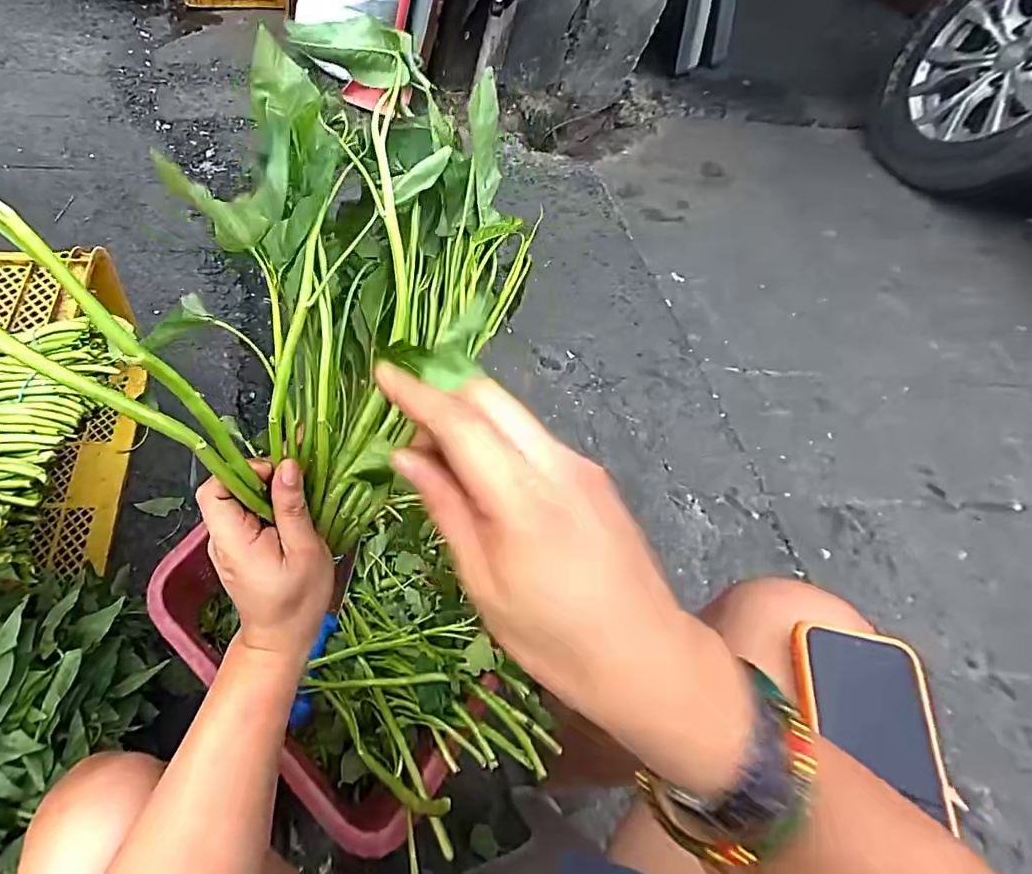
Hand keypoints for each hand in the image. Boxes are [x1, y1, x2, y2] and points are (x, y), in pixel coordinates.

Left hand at [196, 459, 333, 658]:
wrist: (284, 640)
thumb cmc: (298, 601)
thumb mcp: (305, 550)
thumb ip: (292, 507)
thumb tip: (287, 465)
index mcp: (232, 539)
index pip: (213, 489)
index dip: (241, 471)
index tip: (274, 473)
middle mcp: (221, 538)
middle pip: (226, 489)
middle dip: (260, 478)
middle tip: (293, 484)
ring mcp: (227, 542)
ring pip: (238, 499)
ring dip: (266, 492)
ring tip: (295, 501)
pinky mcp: (237, 546)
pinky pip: (246, 514)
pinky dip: (266, 507)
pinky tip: (289, 517)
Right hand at [375, 366, 755, 795]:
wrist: (650, 660)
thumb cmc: (552, 638)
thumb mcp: (482, 581)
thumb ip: (445, 507)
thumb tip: (404, 455)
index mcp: (524, 499)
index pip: (460, 423)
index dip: (416, 393)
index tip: (382, 371)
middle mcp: (556, 464)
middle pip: (488, 397)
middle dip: (441, 399)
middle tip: (414, 442)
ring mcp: (579, 464)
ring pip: (509, 412)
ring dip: (468, 420)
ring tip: (445, 467)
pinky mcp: (591, 473)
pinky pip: (529, 435)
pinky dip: (495, 439)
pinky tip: (485, 482)